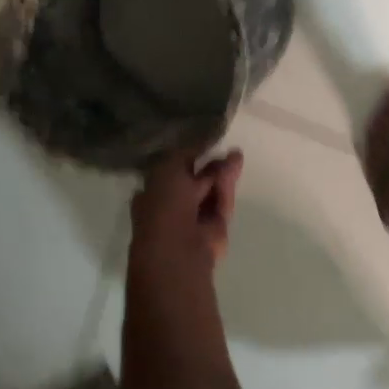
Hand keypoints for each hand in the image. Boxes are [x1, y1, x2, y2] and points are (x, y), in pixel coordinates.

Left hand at [130, 149, 243, 264]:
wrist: (180, 250)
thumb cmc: (164, 207)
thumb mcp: (169, 169)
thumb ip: (188, 151)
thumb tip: (205, 138)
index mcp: (152, 191)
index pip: (170, 169)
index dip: (186, 155)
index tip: (203, 142)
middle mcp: (172, 203)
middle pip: (194, 177)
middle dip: (210, 163)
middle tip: (226, 148)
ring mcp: (194, 215)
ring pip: (210, 188)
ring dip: (222, 171)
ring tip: (236, 155)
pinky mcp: (214, 224)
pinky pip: (220, 201)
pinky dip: (227, 186)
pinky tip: (235, 168)